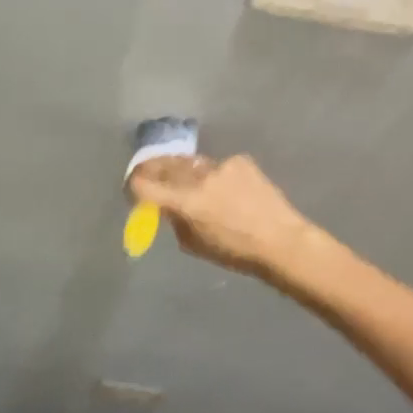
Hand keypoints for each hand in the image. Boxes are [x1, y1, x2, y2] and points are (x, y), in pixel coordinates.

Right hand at [128, 154, 315, 276]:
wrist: (280, 240)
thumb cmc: (235, 252)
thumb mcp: (193, 244)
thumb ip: (175, 220)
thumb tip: (167, 207)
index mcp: (185, 203)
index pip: (143, 185)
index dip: (133, 187)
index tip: (132, 191)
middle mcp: (199, 178)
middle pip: (162, 164)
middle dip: (151, 170)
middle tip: (146, 175)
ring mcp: (221, 165)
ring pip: (189, 162)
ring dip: (180, 169)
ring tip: (180, 179)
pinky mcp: (240, 161)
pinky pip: (215, 165)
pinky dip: (211, 174)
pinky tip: (222, 187)